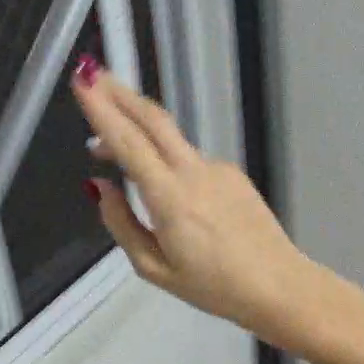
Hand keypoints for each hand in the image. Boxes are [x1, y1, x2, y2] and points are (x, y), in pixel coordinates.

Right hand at [71, 55, 348, 353]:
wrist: (281, 287)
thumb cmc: (213, 287)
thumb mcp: (153, 268)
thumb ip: (121, 222)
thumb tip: (101, 186)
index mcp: (170, 198)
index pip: (128, 143)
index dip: (101, 109)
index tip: (83, 82)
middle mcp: (193, 172)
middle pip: (152, 119)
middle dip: (119, 93)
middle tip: (91, 75)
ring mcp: (216, 168)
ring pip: (169, 137)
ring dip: (135, 128)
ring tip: (104, 144)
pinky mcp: (232, 173)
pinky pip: (188, 158)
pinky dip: (163, 158)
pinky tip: (157, 185)